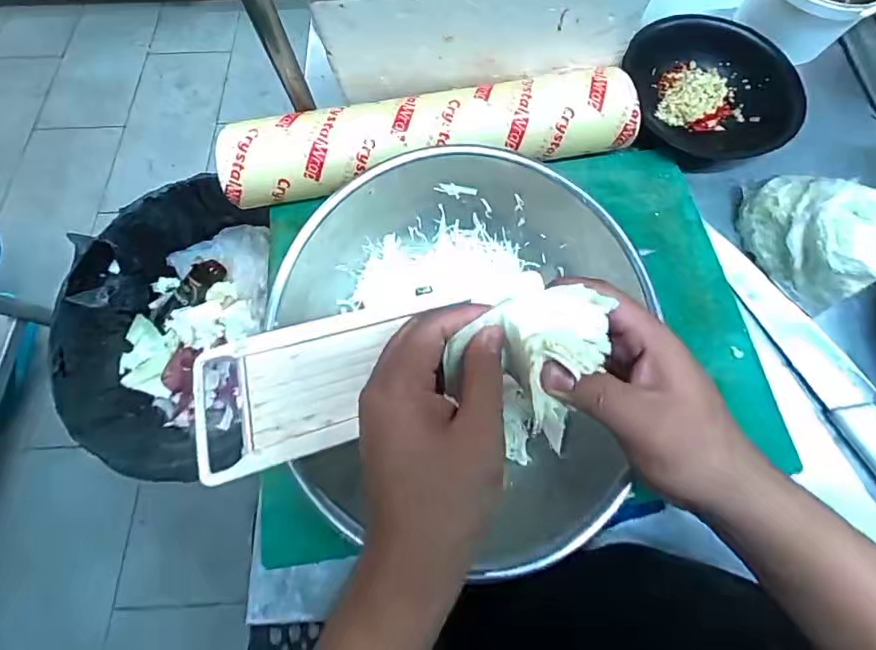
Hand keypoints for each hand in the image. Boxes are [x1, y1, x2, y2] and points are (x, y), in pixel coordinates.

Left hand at [357, 304, 505, 581]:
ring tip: (487, 351)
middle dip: (454, 325)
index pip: (427, 326)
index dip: (464, 314)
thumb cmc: (450, 501)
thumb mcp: (479, 434)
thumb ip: (483, 374)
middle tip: (496, 330)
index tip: (500, 314)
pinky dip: (435, 369)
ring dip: (445, 346)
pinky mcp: (382, 420)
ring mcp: (375, 404)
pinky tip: (464, 379)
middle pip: (413, 334)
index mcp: (395, 385)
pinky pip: (407, 377)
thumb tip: (488, 331)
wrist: (412, 562)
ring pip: (409, 354)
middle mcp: (377, 386)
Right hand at [542, 277, 772, 515]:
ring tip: (528, 350)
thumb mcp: (637, 418)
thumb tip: (543, 369)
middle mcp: (645, 347)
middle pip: (598, 321)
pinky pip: (600, 372)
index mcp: (652, 339)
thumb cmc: (690, 448)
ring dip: (566, 347)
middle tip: (523, 328)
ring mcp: (641, 371)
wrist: (731, 493)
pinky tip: (552, 379)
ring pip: (596, 347)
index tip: (535, 300)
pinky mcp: (635, 394)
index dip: (572, 292)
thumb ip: (589, 390)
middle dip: (562, 320)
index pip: (607, 299)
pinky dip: (576, 372)